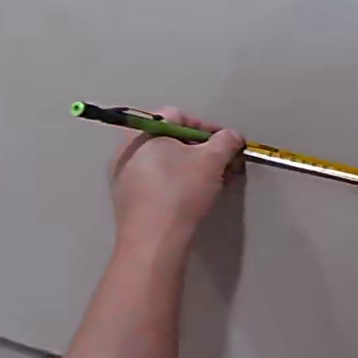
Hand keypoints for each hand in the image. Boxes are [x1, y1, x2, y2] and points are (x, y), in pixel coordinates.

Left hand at [109, 107, 244, 247]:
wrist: (155, 241)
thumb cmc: (180, 193)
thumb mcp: (213, 160)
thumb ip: (226, 141)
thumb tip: (232, 137)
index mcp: (143, 132)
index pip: (179, 116)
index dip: (207, 126)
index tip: (226, 142)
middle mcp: (128, 150)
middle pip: (172, 139)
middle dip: (202, 149)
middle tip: (221, 163)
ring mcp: (124, 176)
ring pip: (165, 162)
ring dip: (192, 168)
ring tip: (212, 182)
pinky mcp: (128, 200)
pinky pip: (157, 182)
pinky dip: (178, 184)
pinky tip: (194, 198)